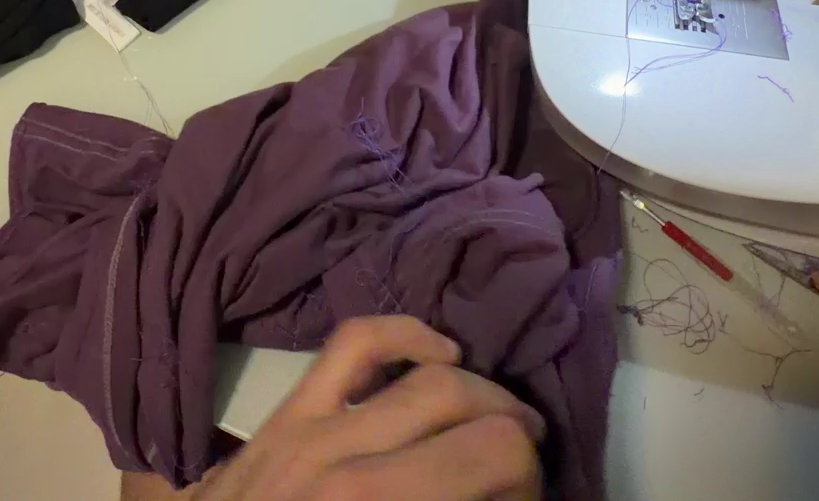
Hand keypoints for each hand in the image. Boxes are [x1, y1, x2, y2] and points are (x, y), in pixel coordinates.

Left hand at [197, 315, 543, 500]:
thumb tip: (503, 491)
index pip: (493, 462)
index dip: (530, 476)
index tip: (531, 492)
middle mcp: (353, 479)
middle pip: (462, 414)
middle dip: (512, 430)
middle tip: (529, 456)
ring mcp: (314, 435)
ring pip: (422, 379)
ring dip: (476, 390)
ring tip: (498, 411)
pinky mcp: (288, 412)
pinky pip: (354, 344)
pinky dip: (405, 334)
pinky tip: (438, 350)